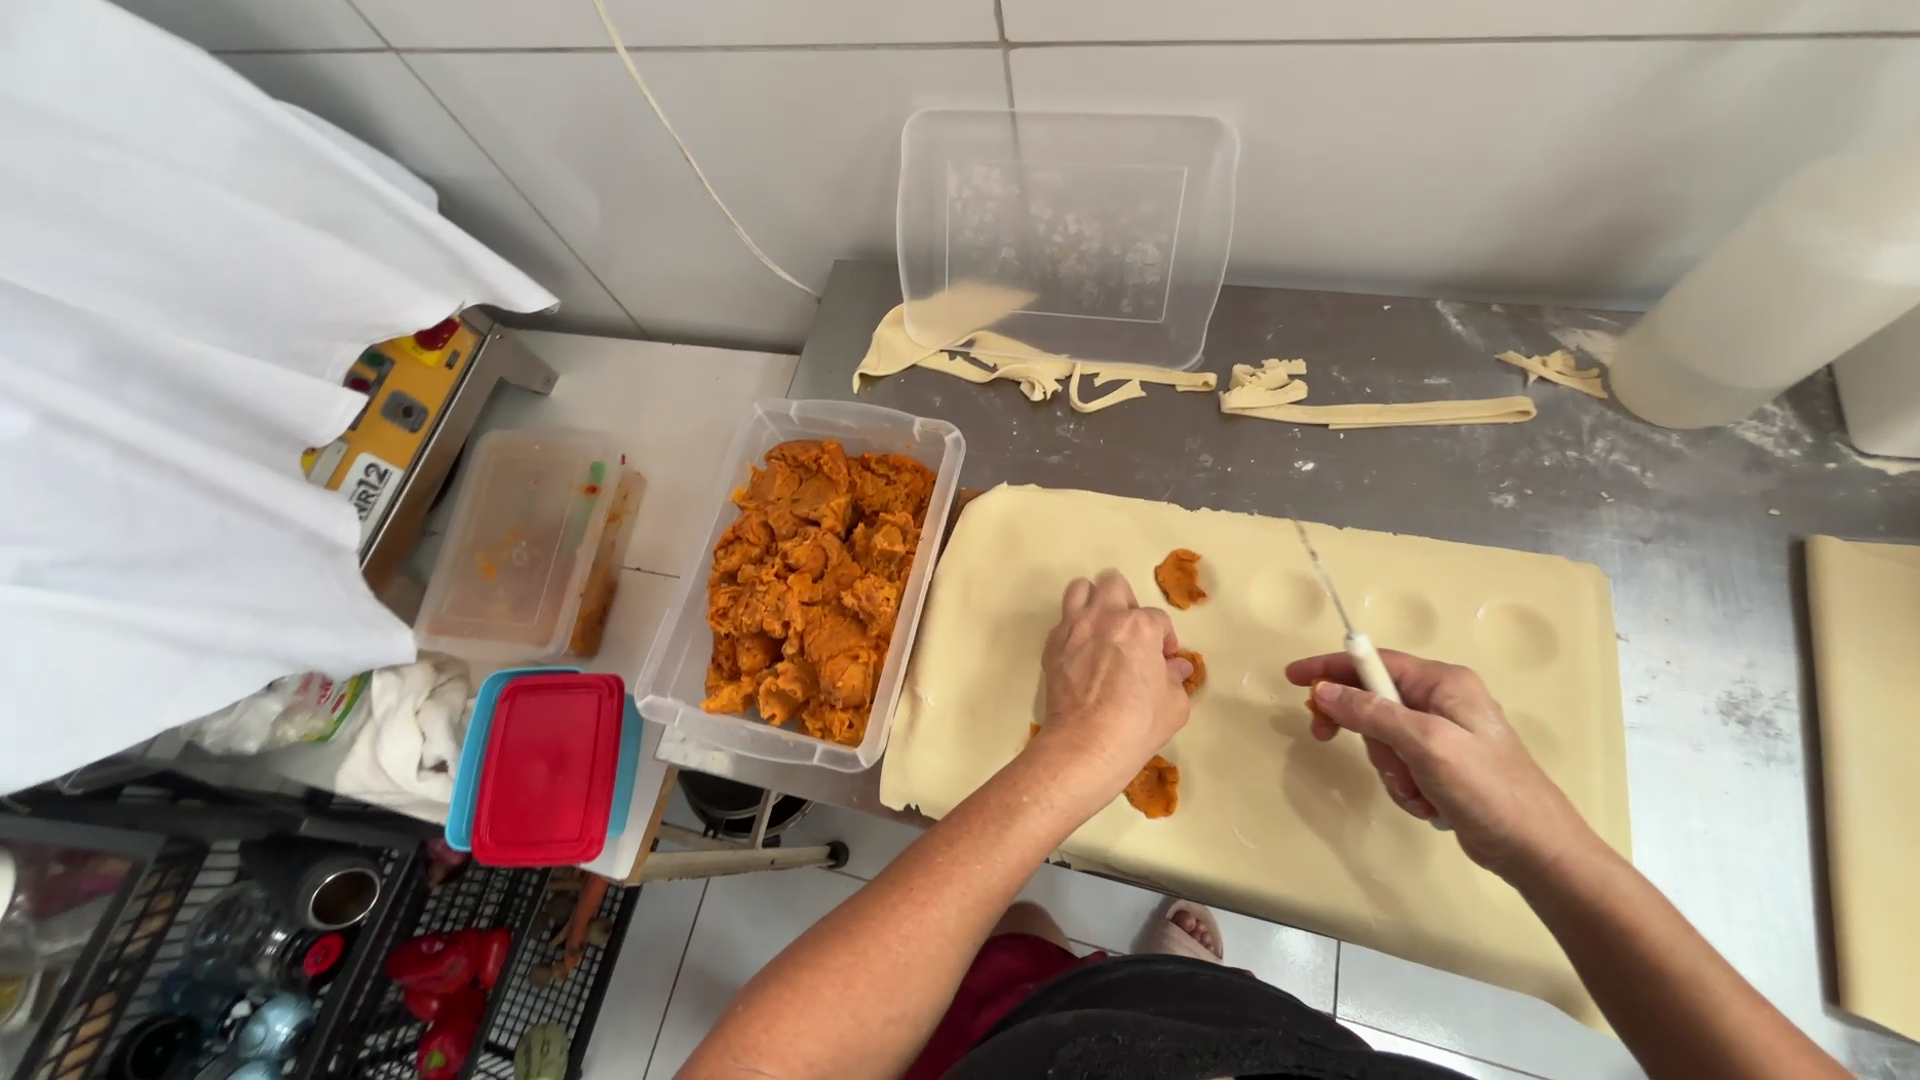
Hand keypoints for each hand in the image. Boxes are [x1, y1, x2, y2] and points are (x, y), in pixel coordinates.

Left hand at [1033, 571, 1192, 791]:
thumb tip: (1177, 667)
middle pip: (1114, 584)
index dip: (1165, 639)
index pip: (1158, 619)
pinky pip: (1063, 622)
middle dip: (1126, 603)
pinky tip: (1081, 653)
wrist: (1087, 743)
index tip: (1164, 660)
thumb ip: (1176, 678)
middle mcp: (1104, 617)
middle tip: (1131, 631)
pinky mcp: (1052, 645)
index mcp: (1139, 626)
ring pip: (1080, 589)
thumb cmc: (1138, 724)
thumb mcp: (1175, 704)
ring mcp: (1074, 628)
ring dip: (1093, 602)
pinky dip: (1074, 630)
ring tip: (1101, 627)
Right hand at [1285, 650, 1595, 879]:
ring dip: (1388, 766)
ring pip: (1381, 737)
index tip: (1294, 677)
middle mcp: (1443, 701)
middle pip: (1372, 700)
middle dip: (1360, 729)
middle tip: (1325, 737)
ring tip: (1415, 788)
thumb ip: (1371, 713)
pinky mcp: (1442, 764)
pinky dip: (1402, 783)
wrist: (1536, 849)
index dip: (1329, 667)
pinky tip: (1426, 801)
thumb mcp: (1424, 744)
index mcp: (1444, 683)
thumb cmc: (1487, 789)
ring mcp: (1443, 734)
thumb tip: (1324, 691)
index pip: (1373, 661)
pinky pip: (1398, 763)